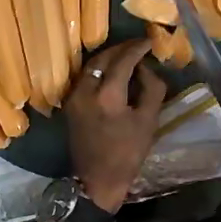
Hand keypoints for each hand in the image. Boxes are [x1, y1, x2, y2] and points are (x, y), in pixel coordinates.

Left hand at [65, 40, 167, 210]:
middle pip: (103, 58)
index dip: (137, 48)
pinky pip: (85, 78)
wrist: (97, 180)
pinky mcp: (69, 104)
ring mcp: (74, 97)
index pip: (123, 60)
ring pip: (90, 66)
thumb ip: (151, 89)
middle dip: (122, 49)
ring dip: (109, 57)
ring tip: (127, 55)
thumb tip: (146, 68)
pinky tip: (112, 72)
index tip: (149, 41)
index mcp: (108, 96)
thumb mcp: (149, 121)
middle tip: (139, 46)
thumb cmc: (128, 154)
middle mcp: (86, 91)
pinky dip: (99, 70)